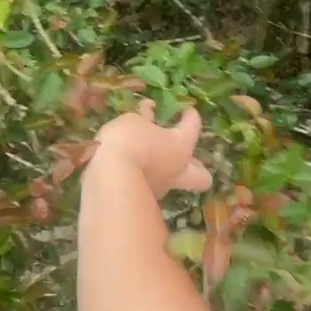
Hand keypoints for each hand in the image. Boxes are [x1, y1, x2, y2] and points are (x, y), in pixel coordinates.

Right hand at [89, 99, 212, 196]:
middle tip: (187, 160)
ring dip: (165, 172)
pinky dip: (142, 178)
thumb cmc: (128, 142)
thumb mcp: (131, 121)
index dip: (190, 116)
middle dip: (198, 169)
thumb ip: (141, 118)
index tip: (187, 110)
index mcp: (181, 145)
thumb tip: (147, 112)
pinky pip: (148, 185)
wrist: (110, 179)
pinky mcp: (143, 200)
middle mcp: (178, 169)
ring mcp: (162, 187)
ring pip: (172, 182)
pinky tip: (129, 172)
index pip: (193, 126)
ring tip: (150, 163)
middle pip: (200, 175)